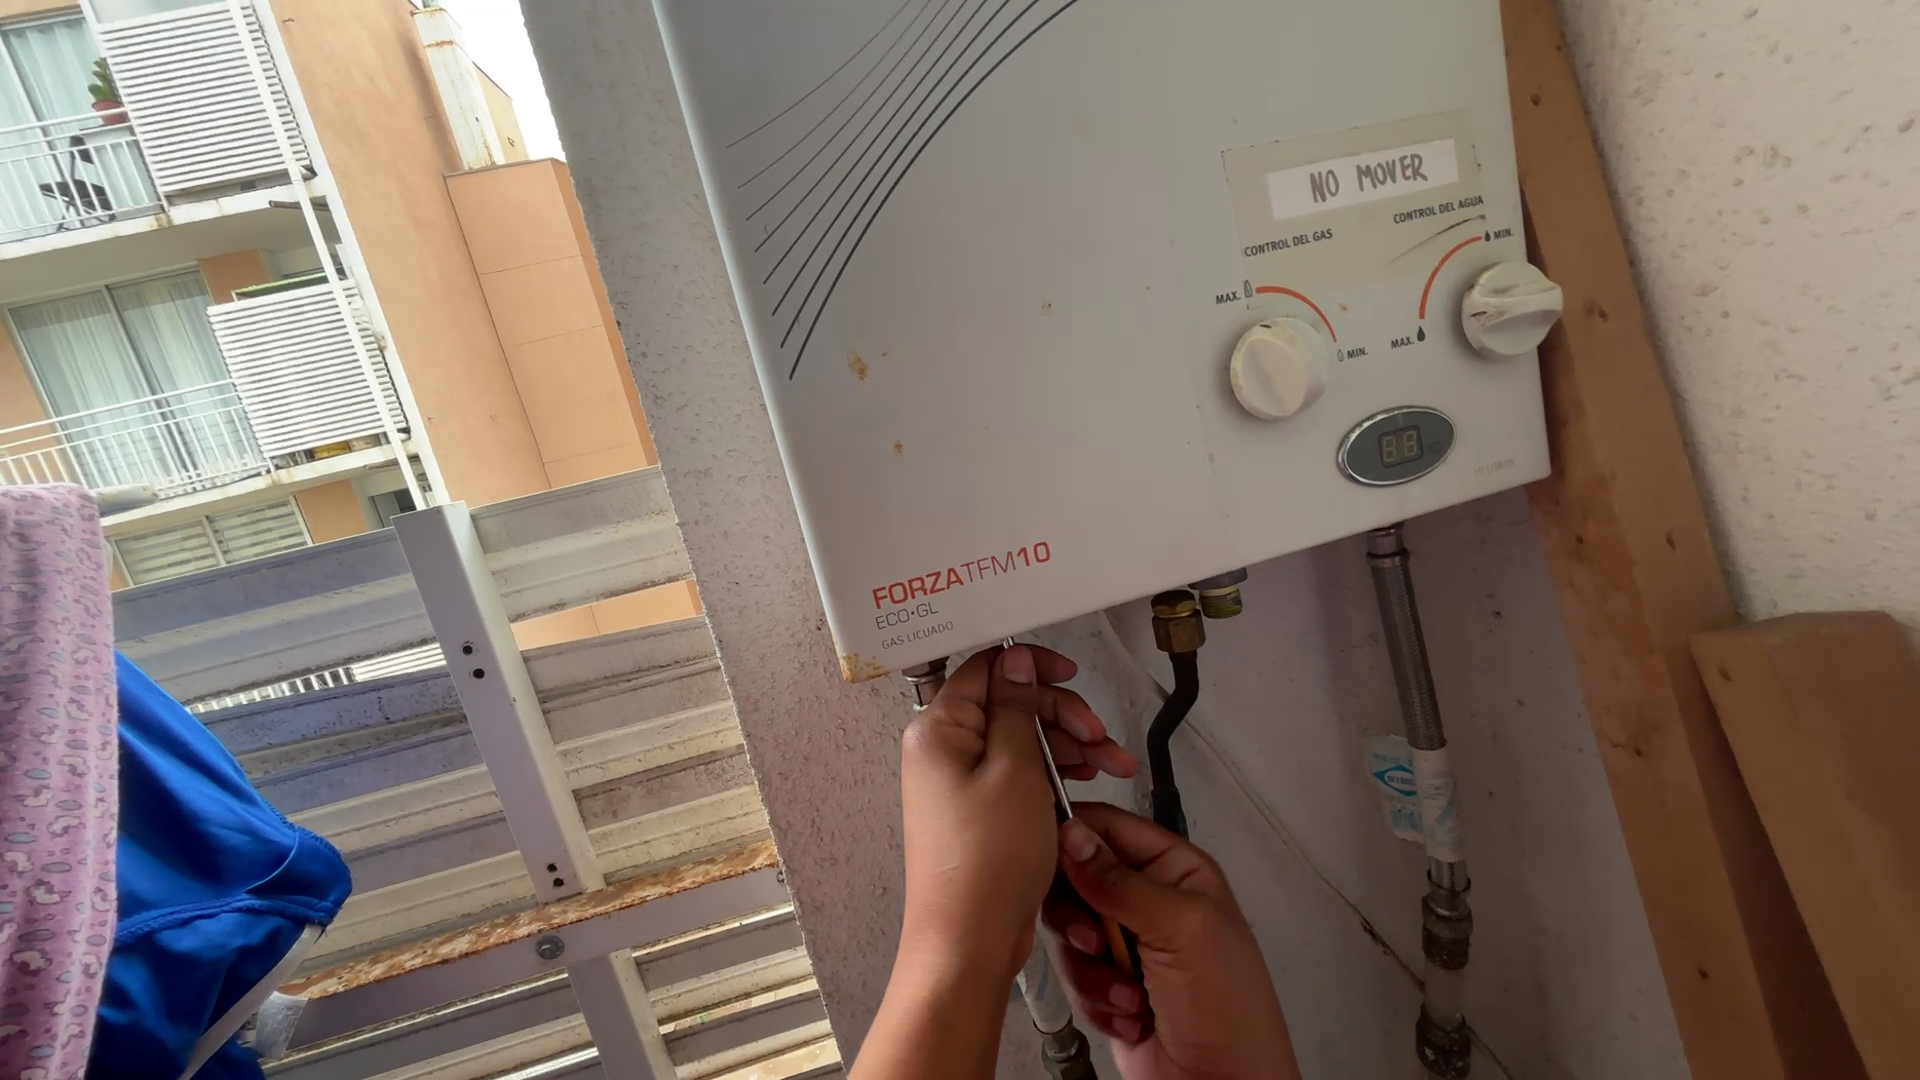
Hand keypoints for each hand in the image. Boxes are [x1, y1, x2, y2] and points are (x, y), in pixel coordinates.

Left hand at [898, 645, 1136, 986]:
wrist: (970, 941)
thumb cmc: (985, 864)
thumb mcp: (1015, 768)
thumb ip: (1016, 706)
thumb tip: (1016, 661)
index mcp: (939, 728)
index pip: (986, 669)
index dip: (1032, 667)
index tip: (1068, 675)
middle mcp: (942, 750)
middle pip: (1008, 704)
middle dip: (1060, 714)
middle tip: (1096, 735)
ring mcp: (959, 780)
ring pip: (1019, 739)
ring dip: (1065, 744)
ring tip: (1106, 762)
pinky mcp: (977, 807)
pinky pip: (1016, 772)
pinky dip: (1050, 773)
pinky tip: (1081, 782)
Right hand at [1046, 803, 1299, 1079]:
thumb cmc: (1222, 1003)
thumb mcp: (1180, 929)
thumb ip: (1119, 880)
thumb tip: (1068, 831)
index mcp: (1172, 867)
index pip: (1108, 825)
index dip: (1071, 832)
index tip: (1038, 852)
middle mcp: (1147, 895)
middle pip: (1077, 875)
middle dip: (1079, 915)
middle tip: (1093, 941)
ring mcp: (1126, 940)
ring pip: (1070, 927)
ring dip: (1093, 968)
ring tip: (1129, 996)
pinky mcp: (1108, 982)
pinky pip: (1074, 971)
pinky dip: (1097, 998)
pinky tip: (1133, 1018)